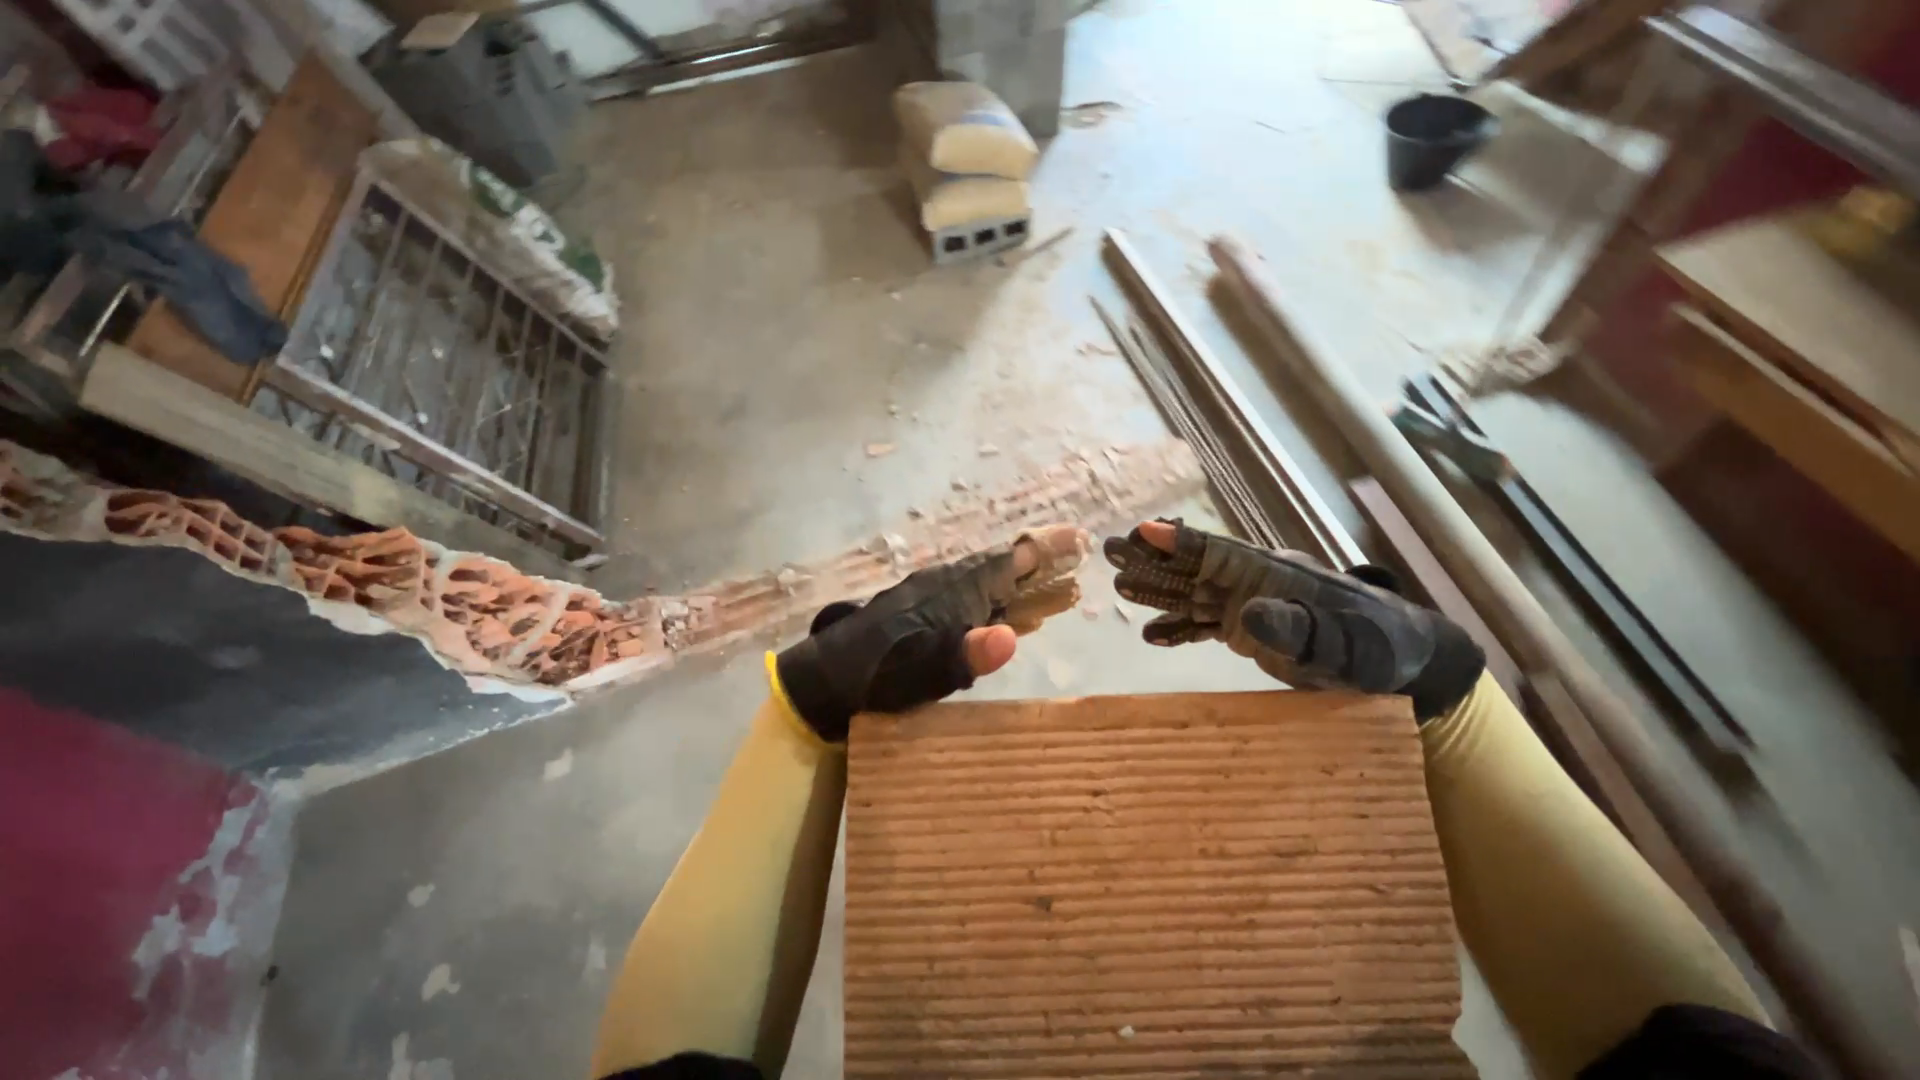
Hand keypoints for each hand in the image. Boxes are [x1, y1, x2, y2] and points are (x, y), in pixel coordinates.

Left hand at [776, 525, 1090, 739]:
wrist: (823, 682)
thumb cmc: (874, 675)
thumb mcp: (920, 670)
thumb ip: (964, 654)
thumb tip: (1009, 636)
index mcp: (950, 592)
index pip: (1006, 562)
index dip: (1043, 550)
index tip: (1078, 536)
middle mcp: (944, 588)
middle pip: (1001, 568)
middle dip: (1039, 561)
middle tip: (1077, 555)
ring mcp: (932, 603)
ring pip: (987, 585)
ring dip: (1021, 583)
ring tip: (1056, 584)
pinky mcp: (922, 621)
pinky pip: (972, 603)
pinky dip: (999, 604)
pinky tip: (1007, 617)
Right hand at [1103, 519, 1483, 720]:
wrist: (1407, 664)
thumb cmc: (1379, 648)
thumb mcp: (1345, 643)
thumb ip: (1300, 628)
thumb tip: (1247, 613)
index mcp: (1275, 576)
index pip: (1219, 554)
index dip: (1181, 543)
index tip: (1143, 530)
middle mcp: (1255, 586)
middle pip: (1195, 569)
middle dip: (1153, 560)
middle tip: (1109, 548)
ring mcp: (1251, 608)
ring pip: (1194, 595)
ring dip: (1158, 590)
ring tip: (1119, 585)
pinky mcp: (1252, 634)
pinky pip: (1206, 627)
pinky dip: (1179, 630)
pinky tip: (1152, 636)